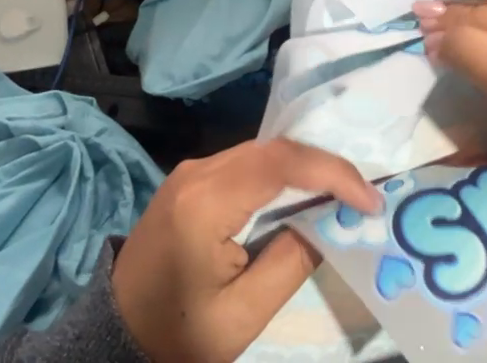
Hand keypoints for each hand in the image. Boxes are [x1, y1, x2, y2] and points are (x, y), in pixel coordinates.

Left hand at [112, 139, 380, 362]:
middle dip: (323, 168)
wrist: (117, 335)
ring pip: (260, 153)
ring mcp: (190, 172)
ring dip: (303, 170)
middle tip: (363, 200)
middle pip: (271, 151)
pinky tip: (301, 197)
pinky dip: (279, 176)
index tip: (369, 201)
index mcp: (205, 202)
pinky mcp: (189, 181)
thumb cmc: (180, 333)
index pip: (280, 163)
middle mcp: (196, 172)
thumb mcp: (243, 314)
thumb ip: (291, 261)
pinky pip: (244, 165)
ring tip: (342, 199)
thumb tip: (330, 221)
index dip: (331, 172)